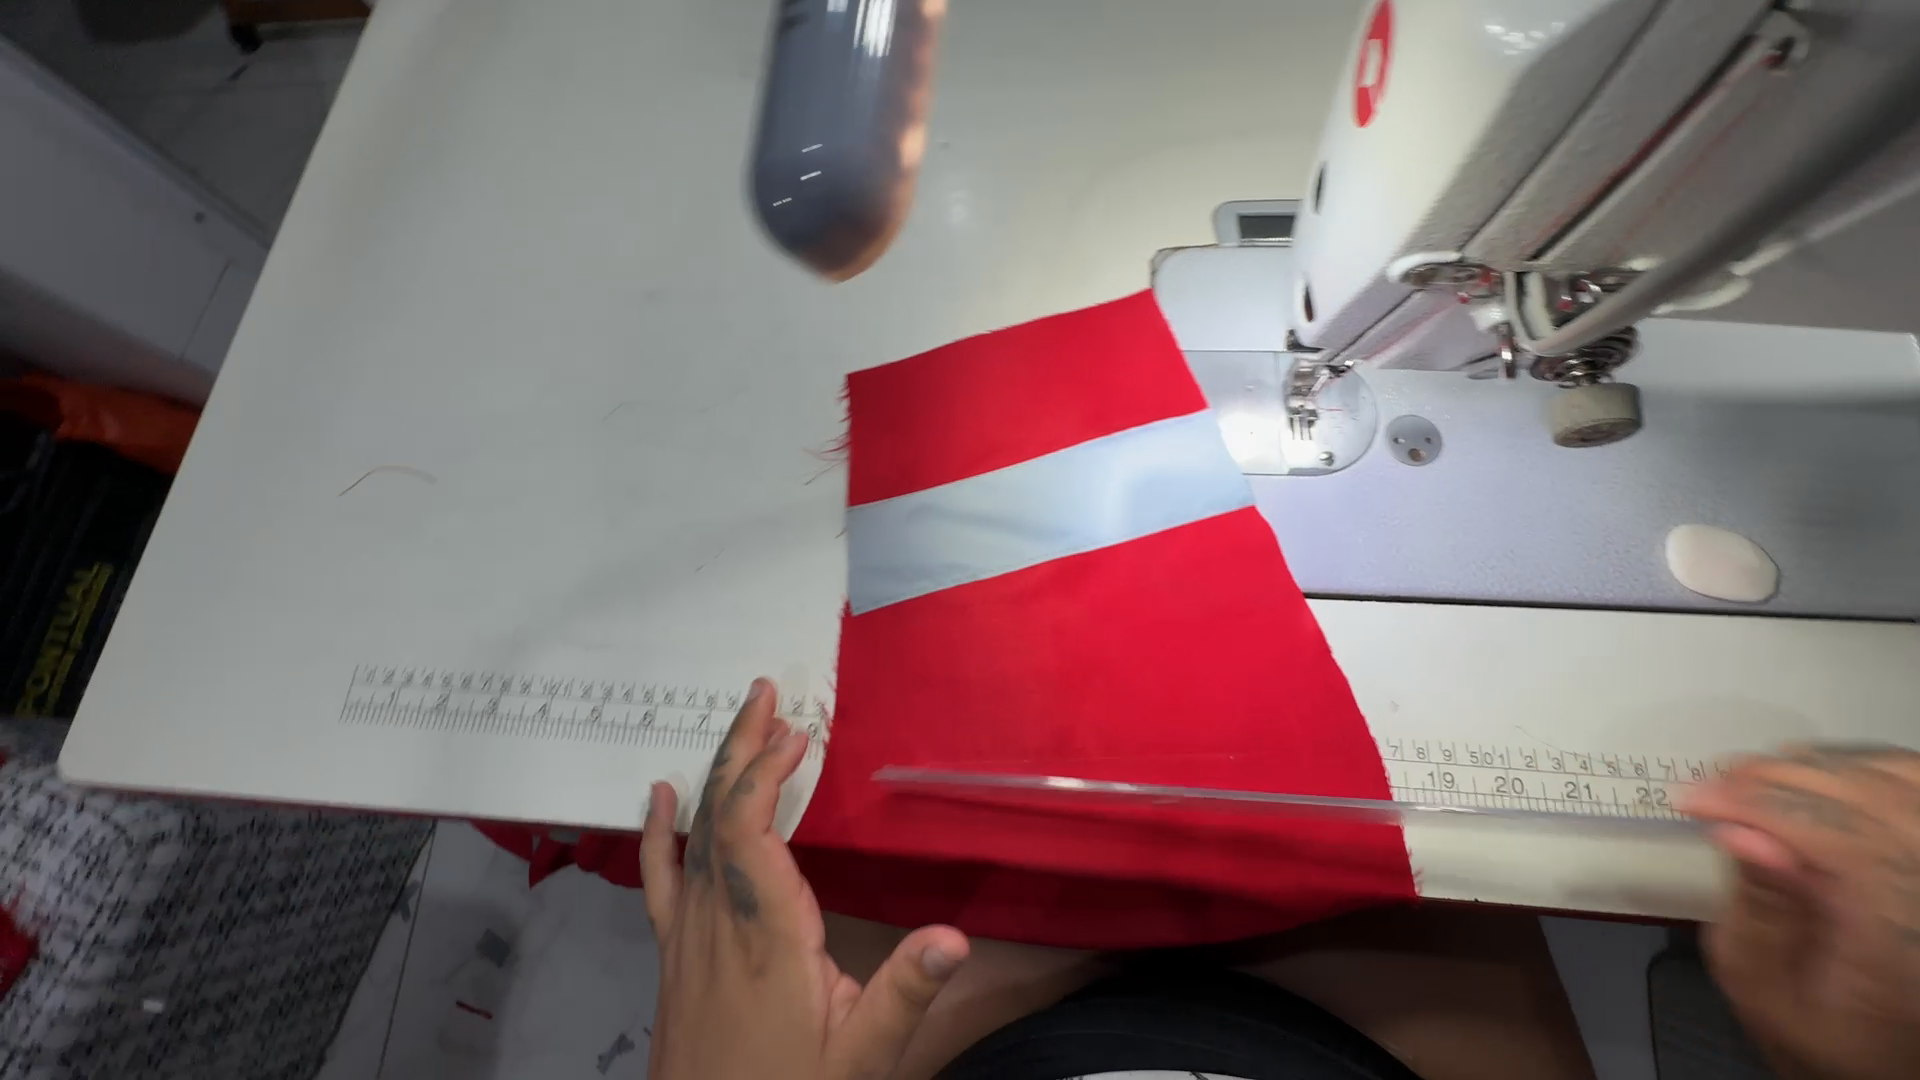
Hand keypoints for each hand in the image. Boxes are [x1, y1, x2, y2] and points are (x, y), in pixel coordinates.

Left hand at [641, 677, 969, 1079]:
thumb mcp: (862, 1059)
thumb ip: (905, 993)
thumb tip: (956, 937)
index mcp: (766, 932)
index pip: (748, 829)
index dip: (763, 772)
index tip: (796, 734)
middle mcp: (718, 920)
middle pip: (718, 813)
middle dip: (742, 747)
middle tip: (766, 693)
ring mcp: (688, 934)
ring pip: (693, 833)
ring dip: (716, 771)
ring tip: (742, 722)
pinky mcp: (674, 951)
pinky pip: (660, 877)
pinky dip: (659, 830)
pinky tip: (659, 794)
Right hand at [1682, 745, 1919, 1079]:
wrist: (1879, 1048)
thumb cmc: (1811, 1024)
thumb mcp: (1760, 983)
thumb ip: (1757, 911)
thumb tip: (1742, 835)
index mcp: (1903, 944)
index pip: (1852, 842)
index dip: (1762, 806)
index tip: (1691, 801)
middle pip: (1874, 802)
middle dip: (1773, 781)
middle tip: (1708, 792)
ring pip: (1896, 781)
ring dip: (1810, 772)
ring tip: (1746, 788)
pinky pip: (1908, 782)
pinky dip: (1852, 769)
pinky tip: (1802, 786)